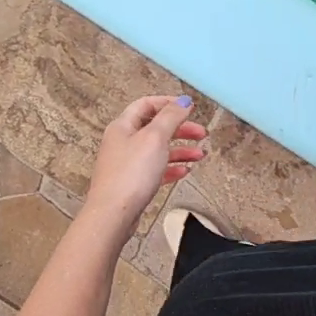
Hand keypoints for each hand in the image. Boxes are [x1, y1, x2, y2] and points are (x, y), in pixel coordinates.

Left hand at [83, 96, 207, 223]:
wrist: (113, 214)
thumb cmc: (131, 175)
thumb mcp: (155, 138)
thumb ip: (171, 117)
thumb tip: (183, 101)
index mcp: (123, 126)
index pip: (146, 105)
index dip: (168, 103)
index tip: (189, 107)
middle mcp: (122, 142)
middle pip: (155, 128)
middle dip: (180, 129)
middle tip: (201, 133)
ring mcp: (127, 164)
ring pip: (157, 150)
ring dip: (180, 150)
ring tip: (200, 155)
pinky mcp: (132, 183)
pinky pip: (155, 170)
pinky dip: (171, 168)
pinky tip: (184, 171)